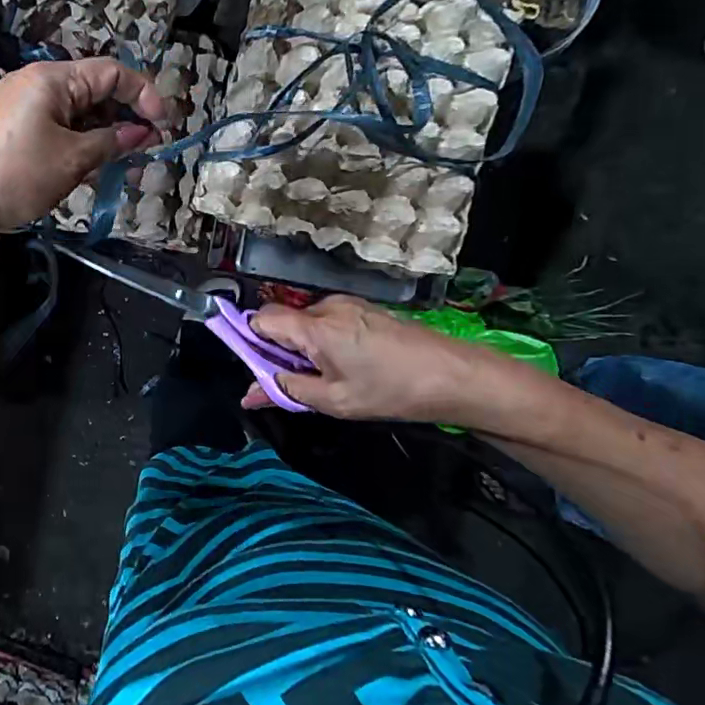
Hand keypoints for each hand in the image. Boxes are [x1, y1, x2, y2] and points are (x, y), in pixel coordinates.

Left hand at [0, 58, 168, 231]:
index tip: (164, 126)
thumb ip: (111, 142)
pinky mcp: (10, 132)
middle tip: (146, 155)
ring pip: (75, 117)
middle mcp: (36, 84)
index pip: (112, 72)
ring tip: (124, 172)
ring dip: (103, 140)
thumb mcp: (72, 159)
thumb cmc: (15, 174)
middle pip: (94, 93)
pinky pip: (55, 131)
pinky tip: (91, 173)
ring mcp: (20, 108)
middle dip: (124, 121)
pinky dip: (77, 148)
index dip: (144, 95)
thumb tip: (140, 133)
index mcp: (53, 78)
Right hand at [239, 295, 537, 424]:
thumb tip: (250, 393)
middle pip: (282, 320)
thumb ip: (286, 391)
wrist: (456, 376)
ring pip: (306, 322)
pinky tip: (348, 366)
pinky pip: (327, 321)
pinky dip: (323, 341)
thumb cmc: (391, 391)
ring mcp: (349, 304)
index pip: (261, 319)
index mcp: (314, 327)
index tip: (254, 365)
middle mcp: (327, 307)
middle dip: (277, 348)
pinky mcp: (366, 309)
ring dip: (302, 347)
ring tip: (327, 378)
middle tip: (293, 381)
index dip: (249, 339)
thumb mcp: (333, 400)